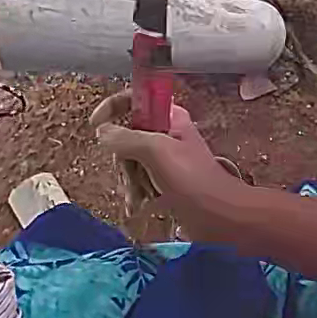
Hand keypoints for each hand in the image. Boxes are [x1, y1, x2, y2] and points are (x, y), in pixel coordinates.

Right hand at [91, 92, 248, 226]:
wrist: (221, 218)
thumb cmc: (193, 181)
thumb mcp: (157, 152)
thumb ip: (126, 138)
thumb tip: (102, 131)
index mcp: (168, 116)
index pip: (134, 99)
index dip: (112, 107)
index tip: (95, 125)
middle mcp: (165, 132)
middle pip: (126, 133)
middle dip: (122, 158)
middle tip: (130, 176)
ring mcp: (164, 157)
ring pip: (129, 159)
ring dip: (129, 179)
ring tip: (138, 198)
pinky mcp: (164, 179)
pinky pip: (138, 178)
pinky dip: (135, 191)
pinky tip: (138, 205)